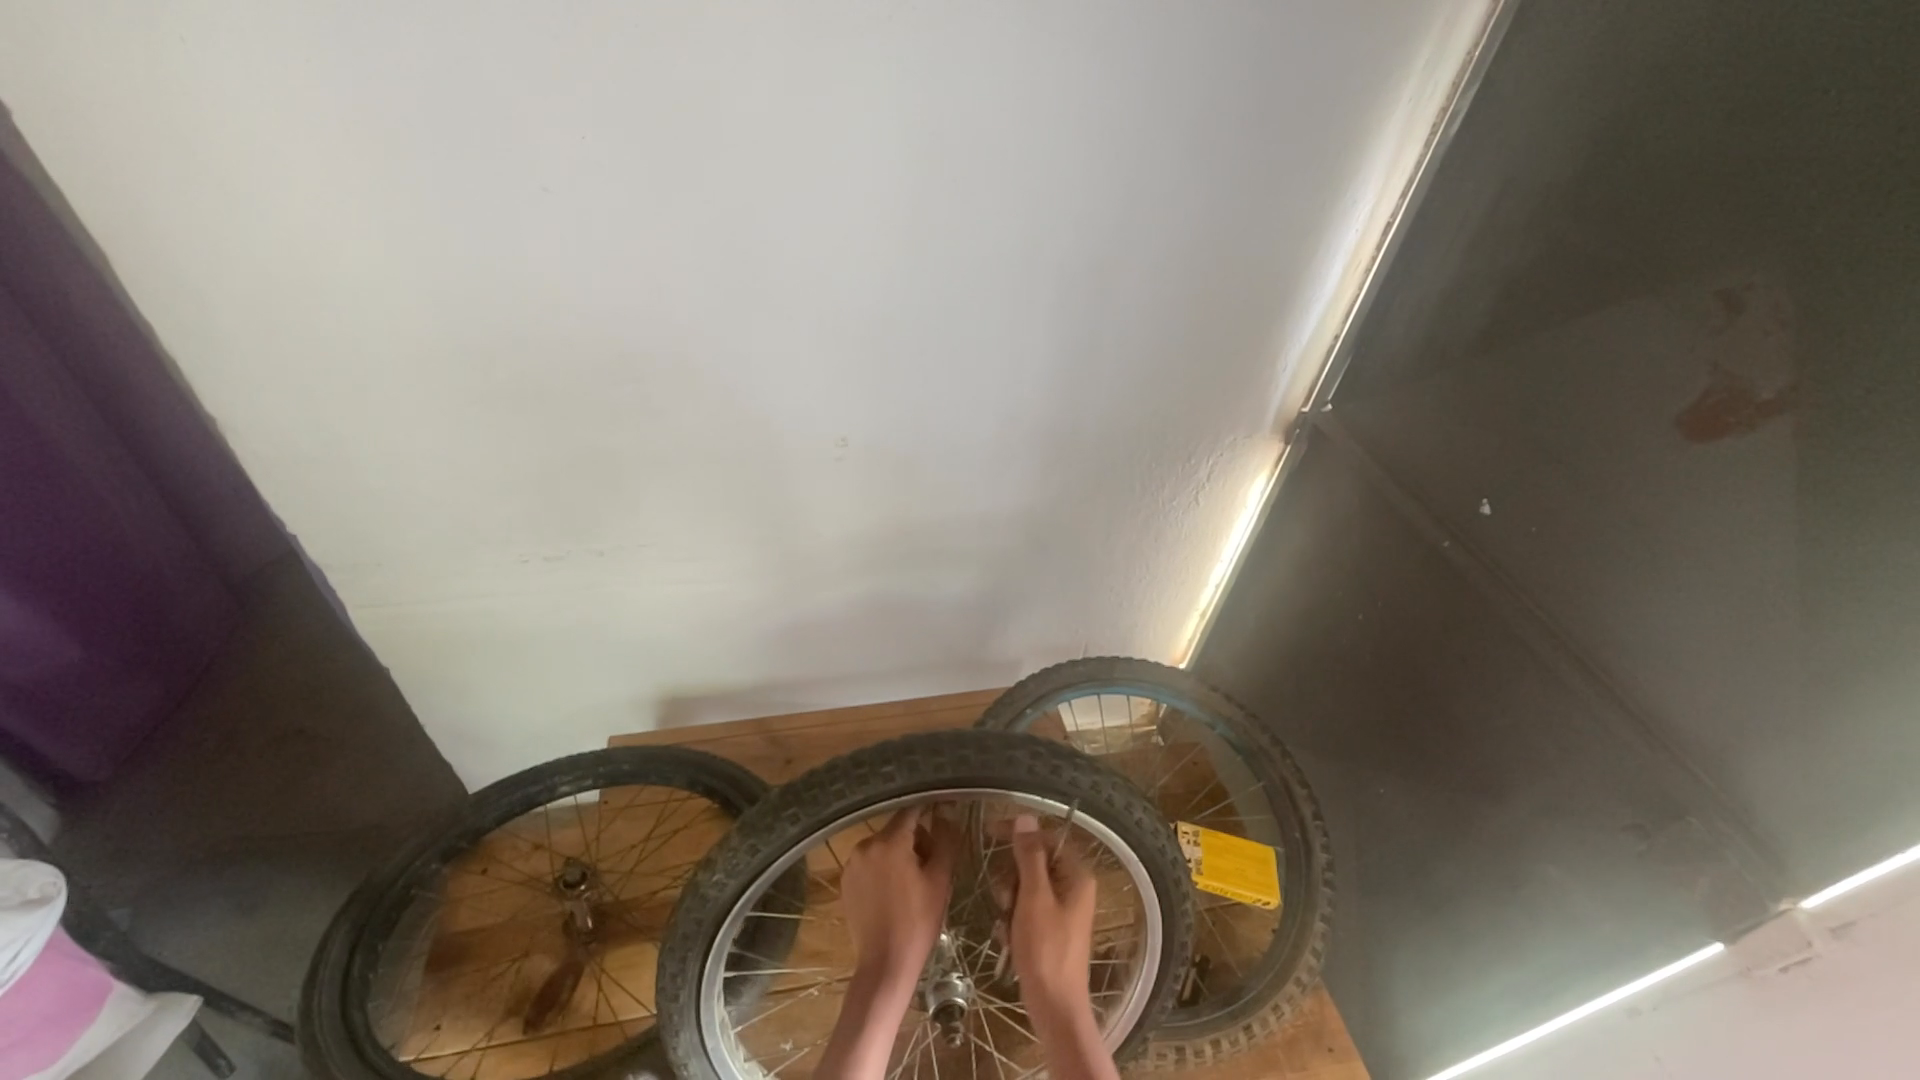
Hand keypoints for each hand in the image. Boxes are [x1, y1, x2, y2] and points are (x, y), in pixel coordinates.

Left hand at [818, 806, 957, 1079]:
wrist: (885, 963)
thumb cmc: (918, 922)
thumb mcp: (939, 880)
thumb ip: (944, 840)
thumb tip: (946, 814)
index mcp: (889, 842)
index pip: (912, 811)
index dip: (930, 811)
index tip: (944, 815)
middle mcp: (865, 845)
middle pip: (897, 829)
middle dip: (917, 840)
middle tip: (933, 865)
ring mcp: (852, 864)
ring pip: (883, 846)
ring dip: (900, 854)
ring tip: (914, 883)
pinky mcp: (845, 881)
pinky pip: (870, 863)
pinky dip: (884, 868)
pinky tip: (894, 892)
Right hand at [1009, 814, 1096, 1028]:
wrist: (1054, 1006)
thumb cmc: (1046, 949)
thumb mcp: (1034, 897)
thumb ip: (1029, 856)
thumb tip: (1025, 816)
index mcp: (1077, 875)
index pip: (1046, 837)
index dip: (1019, 834)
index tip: (989, 833)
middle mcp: (1073, 887)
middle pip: (1034, 862)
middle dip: (1012, 876)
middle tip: (1004, 897)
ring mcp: (1063, 909)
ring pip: (1026, 886)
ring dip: (1009, 900)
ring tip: (1006, 922)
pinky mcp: (1050, 929)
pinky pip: (1026, 909)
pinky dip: (1013, 920)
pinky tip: (1007, 937)